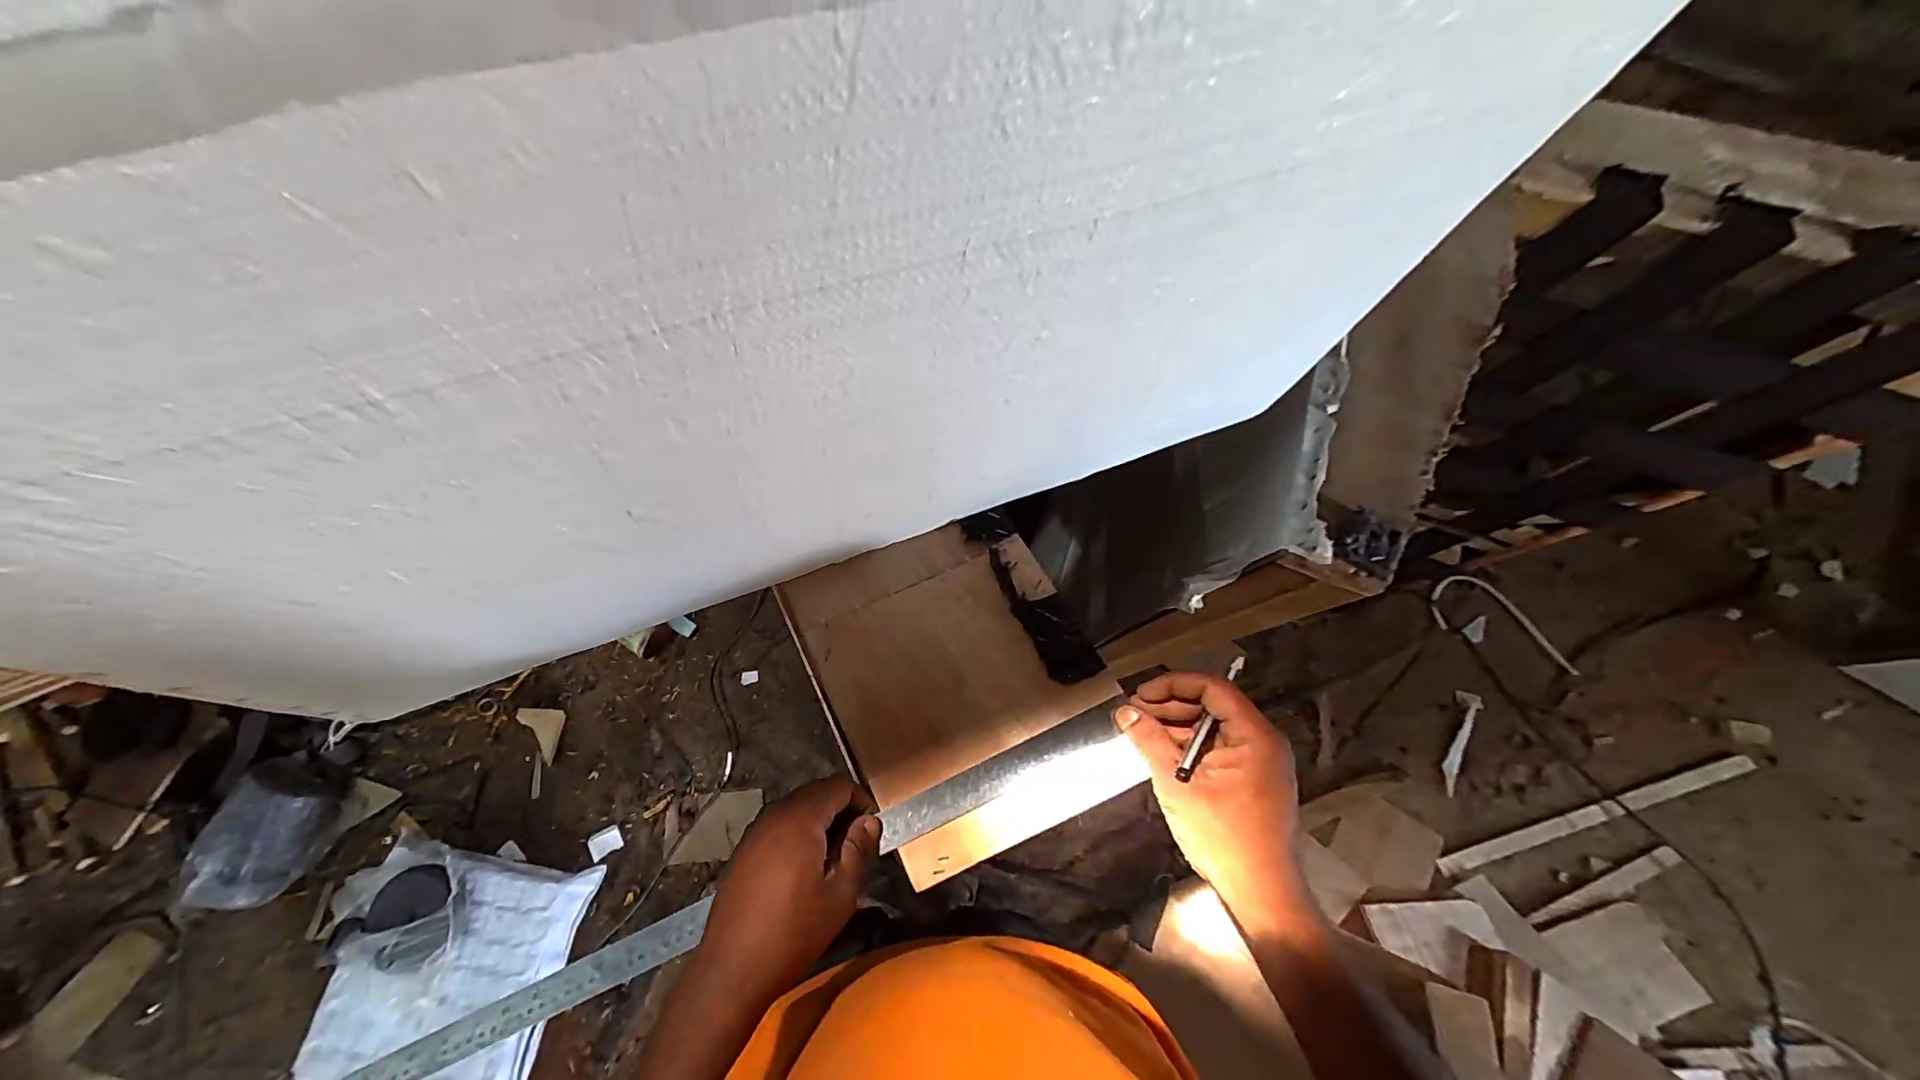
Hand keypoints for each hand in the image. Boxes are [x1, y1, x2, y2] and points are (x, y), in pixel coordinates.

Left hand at [692, 775, 880, 999]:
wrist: (730, 971)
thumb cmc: (792, 934)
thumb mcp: (841, 896)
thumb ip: (859, 850)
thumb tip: (869, 822)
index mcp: (800, 819)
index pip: (839, 785)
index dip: (862, 799)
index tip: (872, 829)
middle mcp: (774, 816)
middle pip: (816, 793)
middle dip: (841, 810)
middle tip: (856, 846)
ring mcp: (753, 833)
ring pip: (796, 810)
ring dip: (819, 823)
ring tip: (832, 860)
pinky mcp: (742, 852)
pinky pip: (777, 828)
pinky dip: (797, 836)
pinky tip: (801, 872)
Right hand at [1116, 672, 1301, 910]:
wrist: (1261, 891)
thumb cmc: (1222, 837)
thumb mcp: (1177, 785)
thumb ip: (1149, 741)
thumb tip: (1125, 711)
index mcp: (1254, 736)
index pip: (1212, 687)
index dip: (1173, 684)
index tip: (1141, 695)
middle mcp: (1264, 741)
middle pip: (1214, 704)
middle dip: (1171, 705)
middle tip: (1136, 714)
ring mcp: (1262, 761)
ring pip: (1215, 726)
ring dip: (1179, 726)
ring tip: (1144, 733)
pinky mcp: (1256, 778)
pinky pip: (1221, 748)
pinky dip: (1192, 746)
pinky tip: (1164, 754)